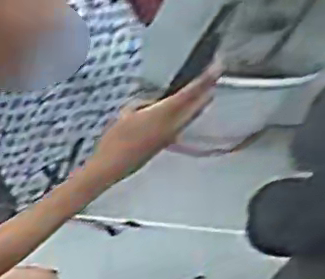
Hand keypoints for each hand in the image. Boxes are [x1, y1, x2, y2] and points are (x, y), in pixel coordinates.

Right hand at [89, 68, 219, 183]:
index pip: (197, 88)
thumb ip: (144, 103)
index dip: (210, 73)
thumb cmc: (113, 141)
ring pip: (194, 114)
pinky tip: (173, 113)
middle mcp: (176, 122)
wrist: (106, 171)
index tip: (217, 61)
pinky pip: (182, 124)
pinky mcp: (164, 145)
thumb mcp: (125, 114)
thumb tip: (153, 101)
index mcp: (167, 111)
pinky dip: (184, 114)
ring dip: (197, 102)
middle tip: (206, 76)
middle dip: (208, 87)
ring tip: (191, 93)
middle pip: (203, 101)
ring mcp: (171, 136)